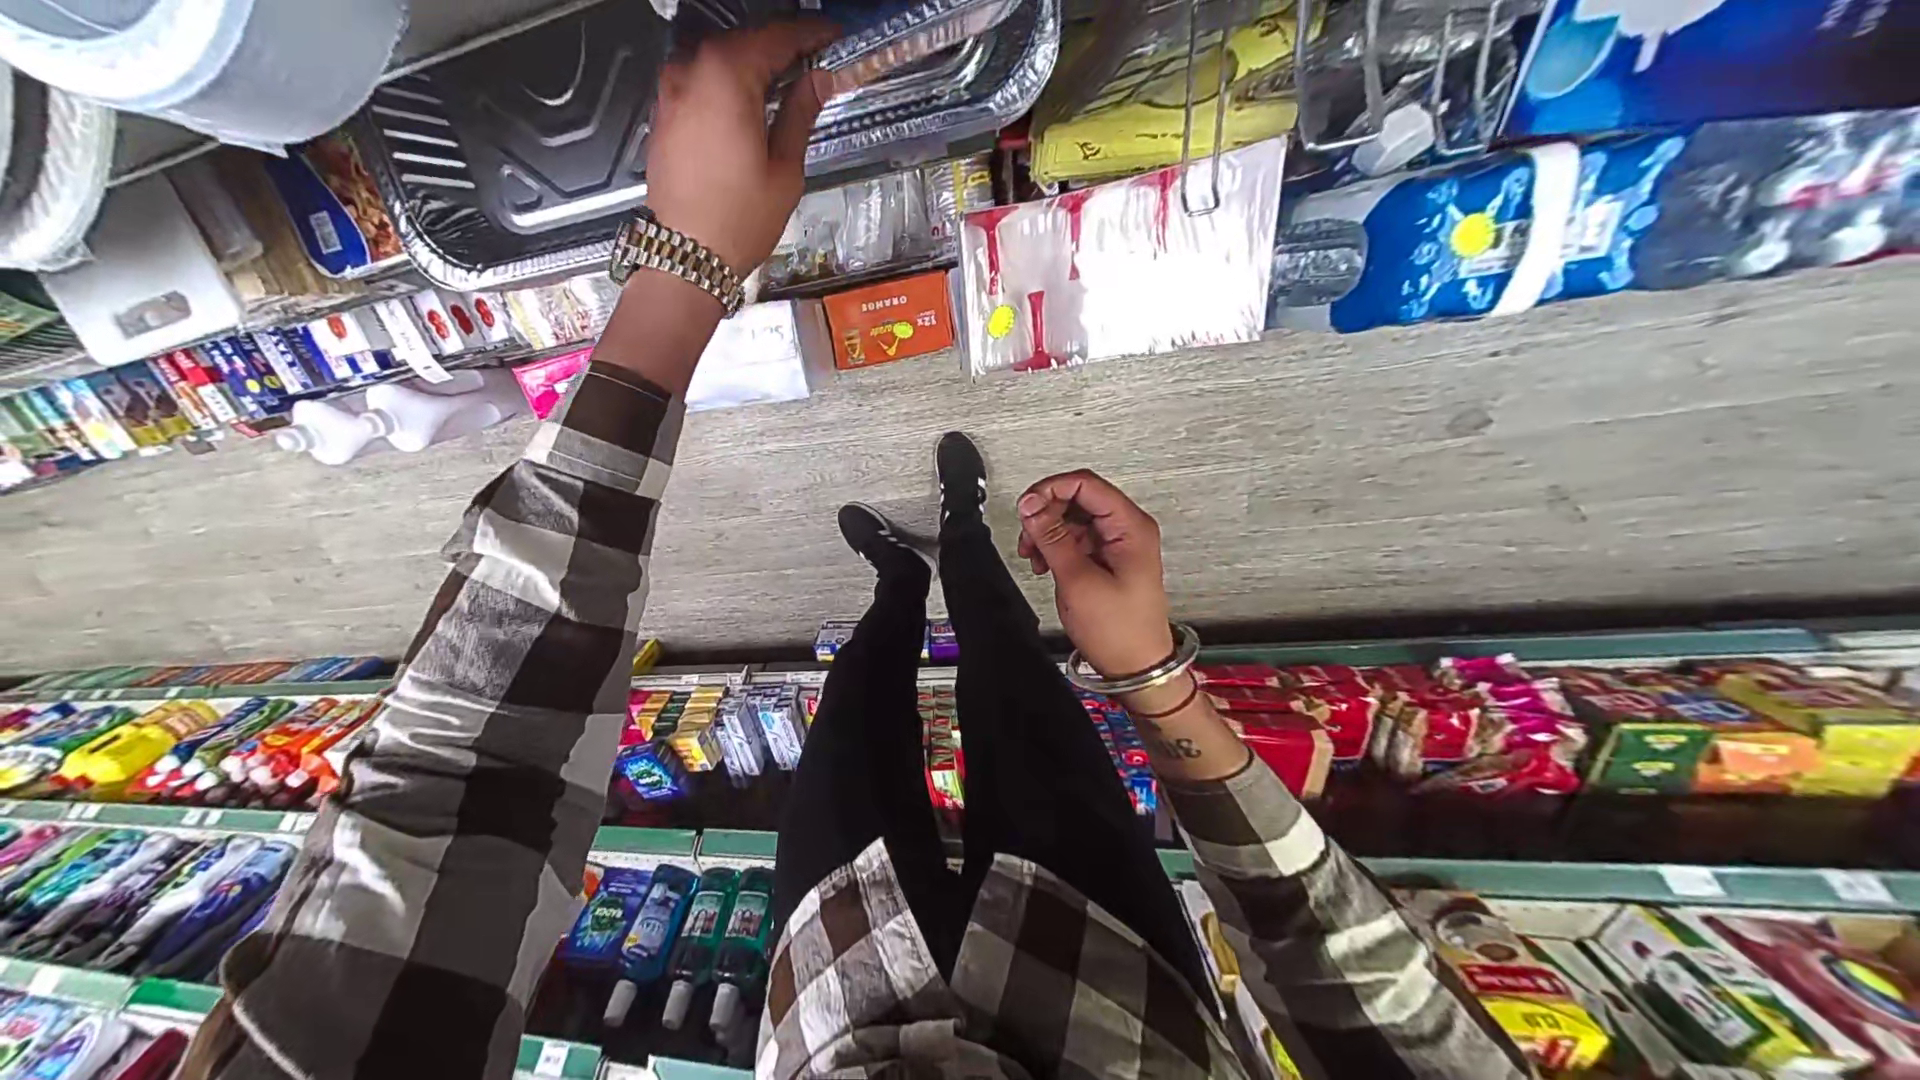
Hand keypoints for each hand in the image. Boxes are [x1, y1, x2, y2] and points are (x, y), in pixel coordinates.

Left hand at [646, 22, 837, 274]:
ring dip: (753, 69)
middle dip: (781, 51)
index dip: (809, 36)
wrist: (689, 255)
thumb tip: (817, 82)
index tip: (830, 38)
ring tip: (783, 90)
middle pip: (745, 42)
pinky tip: (749, 109)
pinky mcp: (664, 114)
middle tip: (813, 67)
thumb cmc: (736, 220)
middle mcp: (691, 72)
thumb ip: (799, 114)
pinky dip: (727, 88)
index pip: (777, 37)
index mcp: (726, 78)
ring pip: (720, 62)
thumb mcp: (784, 169)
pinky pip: (700, 84)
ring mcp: (671, 92)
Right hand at [1016, 470, 1175, 677]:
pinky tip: (1044, 563)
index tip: (1025, 508)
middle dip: (1046, 513)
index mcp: (1130, 527)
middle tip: (1027, 535)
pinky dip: (1054, 546)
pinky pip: (1075, 537)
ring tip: (1033, 555)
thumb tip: (1031, 504)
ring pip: (1072, 518)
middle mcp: (1126, 529)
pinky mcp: (1106, 557)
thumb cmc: (1119, 631)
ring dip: (1046, 532)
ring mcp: (1116, 543)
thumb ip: (1052, 537)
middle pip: (1077, 498)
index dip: (1050, 490)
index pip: (1085, 484)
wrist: (1135, 666)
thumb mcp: (1078, 580)